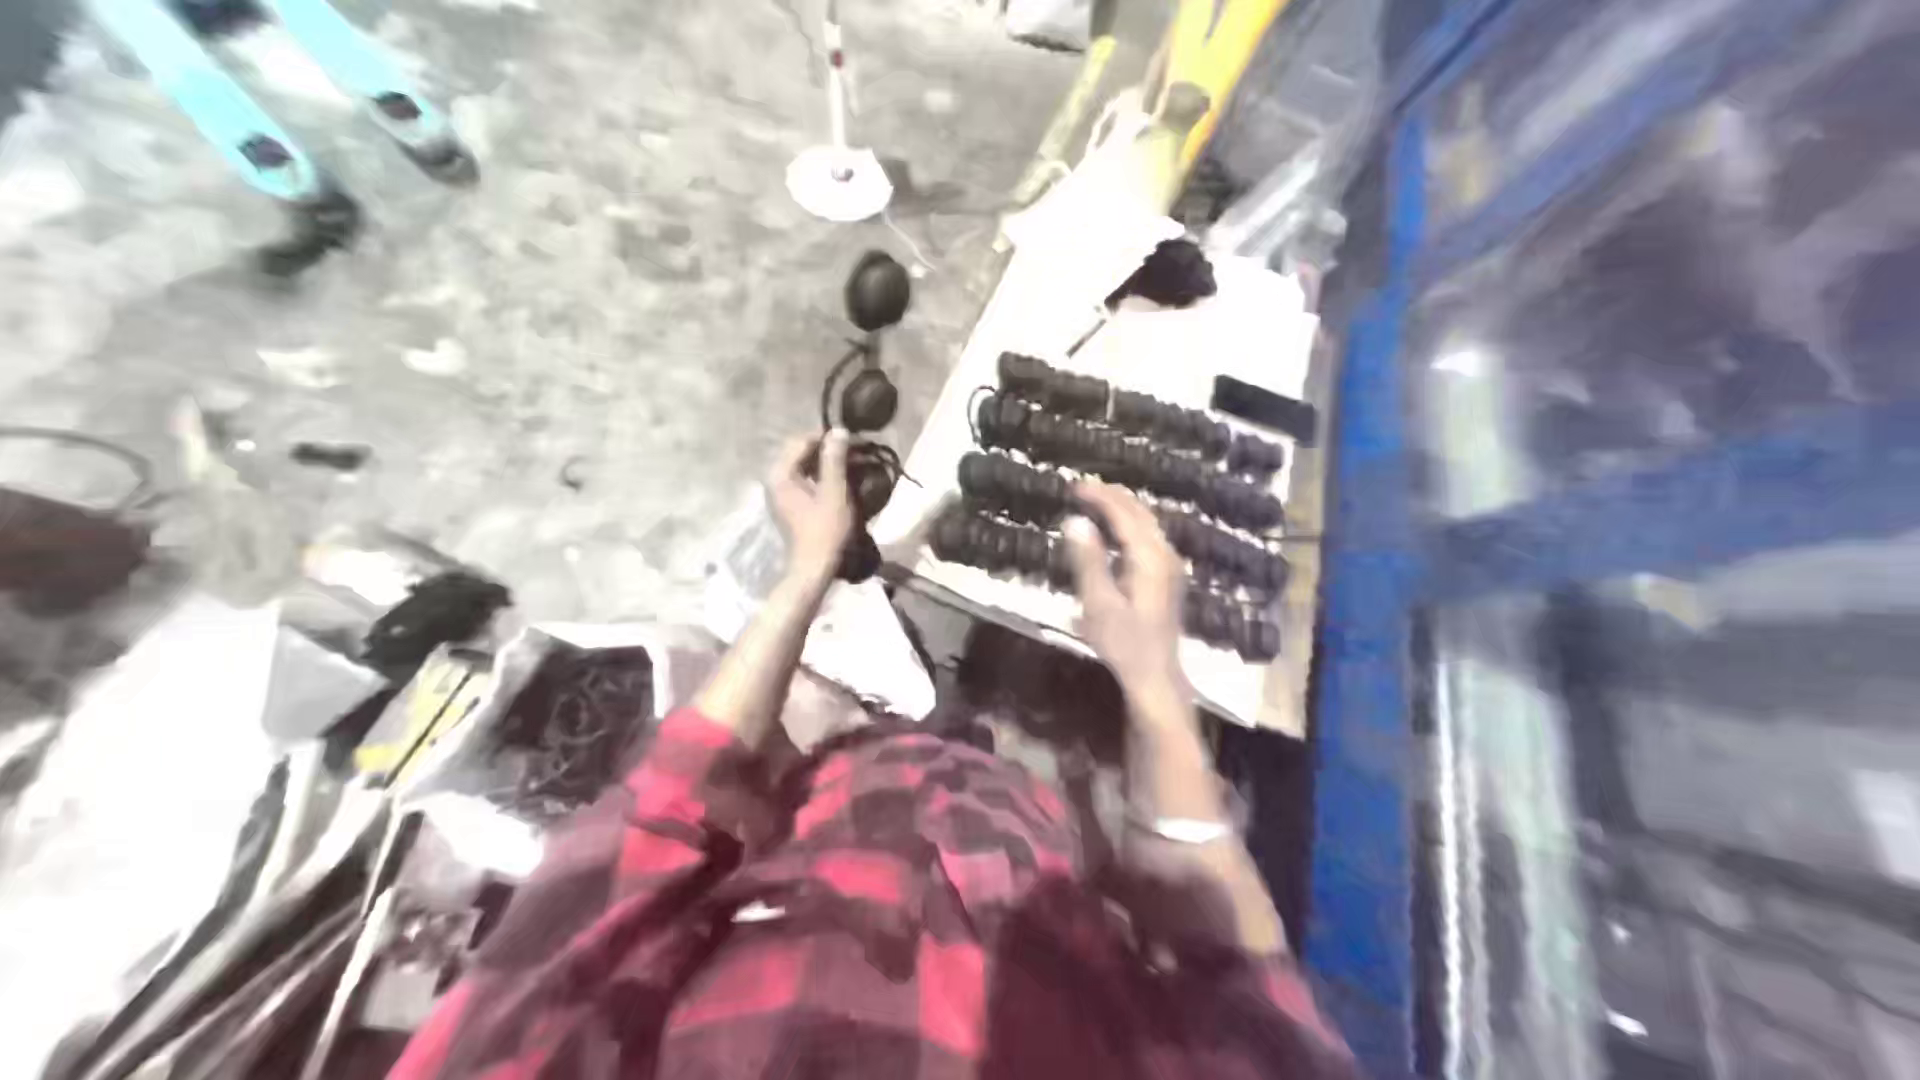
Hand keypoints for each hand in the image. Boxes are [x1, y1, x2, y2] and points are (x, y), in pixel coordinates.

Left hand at [768, 429, 853, 584]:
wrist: (814, 568)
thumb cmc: (825, 530)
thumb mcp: (834, 492)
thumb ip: (835, 459)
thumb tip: (838, 430)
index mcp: (781, 474)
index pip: (801, 441)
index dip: (827, 437)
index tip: (852, 440)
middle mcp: (775, 480)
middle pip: (801, 452)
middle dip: (827, 449)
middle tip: (854, 452)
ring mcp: (780, 493)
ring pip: (804, 466)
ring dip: (826, 463)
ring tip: (851, 464)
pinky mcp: (789, 504)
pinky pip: (804, 480)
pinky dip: (821, 477)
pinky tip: (840, 480)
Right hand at [1063, 480, 1186, 698]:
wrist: (1155, 676)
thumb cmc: (1123, 643)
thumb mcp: (1098, 603)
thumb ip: (1088, 560)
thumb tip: (1076, 522)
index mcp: (1149, 558)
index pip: (1124, 514)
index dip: (1100, 496)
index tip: (1075, 486)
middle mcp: (1164, 555)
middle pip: (1140, 513)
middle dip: (1113, 496)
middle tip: (1084, 487)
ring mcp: (1169, 567)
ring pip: (1147, 524)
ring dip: (1122, 508)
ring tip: (1096, 501)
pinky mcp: (1166, 578)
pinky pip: (1148, 538)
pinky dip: (1129, 525)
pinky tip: (1115, 531)